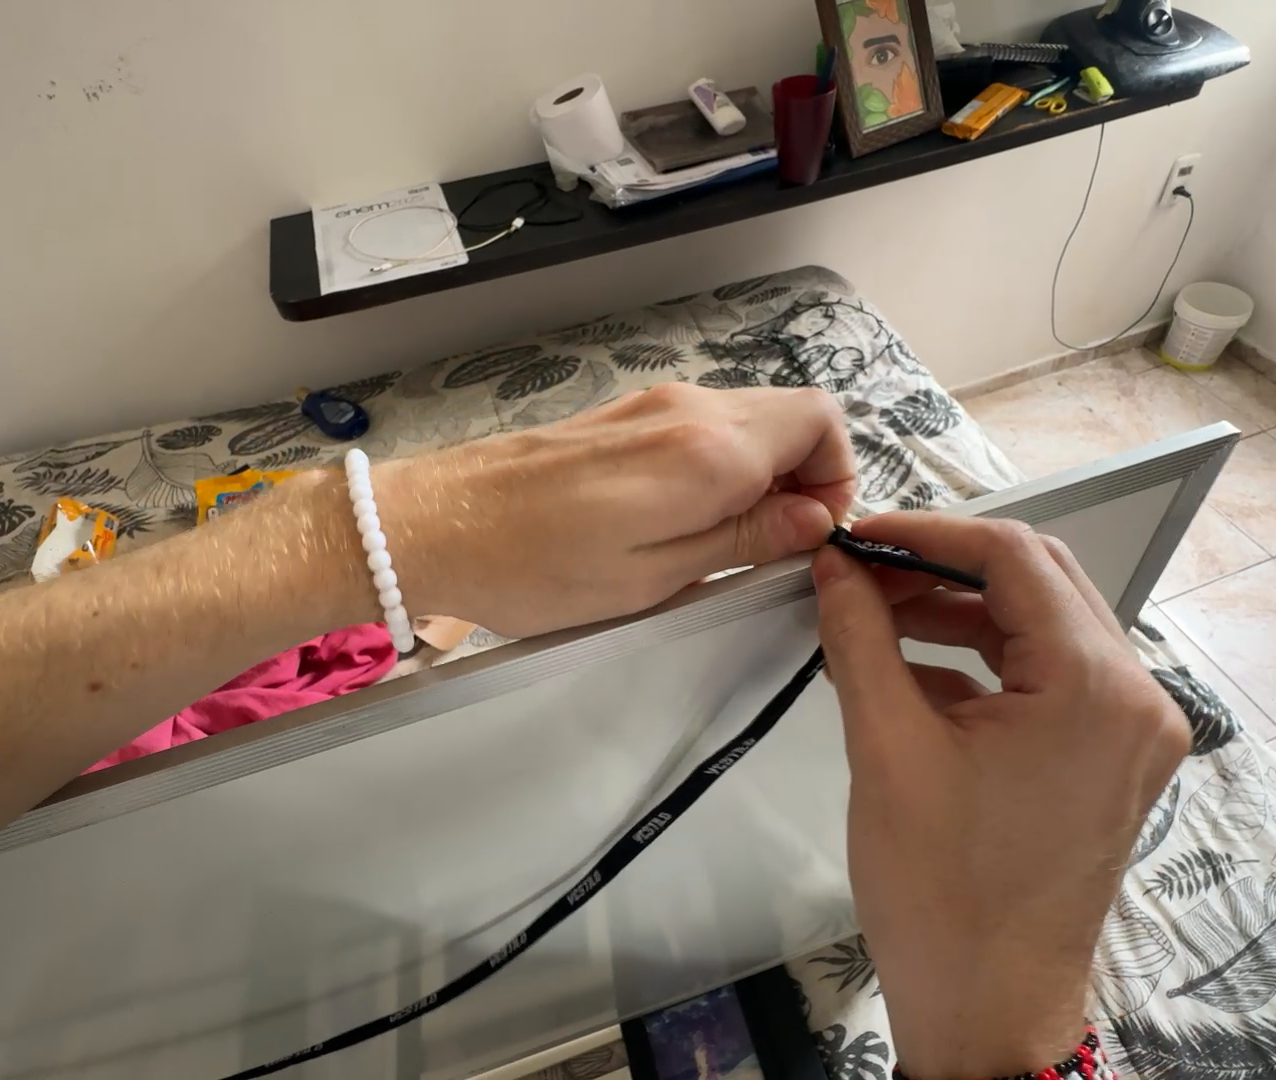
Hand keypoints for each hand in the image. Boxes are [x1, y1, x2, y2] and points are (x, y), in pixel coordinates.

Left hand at [371, 383, 855, 638]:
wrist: (438, 525)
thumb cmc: (539, 568)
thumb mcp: (657, 576)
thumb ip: (747, 539)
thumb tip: (816, 519)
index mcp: (708, 450)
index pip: (820, 422)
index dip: (836, 476)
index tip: (810, 532)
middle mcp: (689, 409)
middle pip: (790, 415)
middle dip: (804, 477)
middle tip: (771, 543)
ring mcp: (654, 404)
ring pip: (748, 422)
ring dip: (760, 475)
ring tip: (722, 538)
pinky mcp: (627, 415)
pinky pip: (703, 429)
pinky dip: (719, 466)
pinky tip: (681, 516)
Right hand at [812, 514, 1189, 1078]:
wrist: (986, 1007)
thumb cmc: (937, 888)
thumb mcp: (886, 744)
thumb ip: (860, 635)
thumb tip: (835, 566)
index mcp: (1093, 688)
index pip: (1014, 556)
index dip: (928, 531)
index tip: (860, 537)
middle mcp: (1133, 696)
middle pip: (1035, 579)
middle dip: (941, 564)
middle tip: (864, 570)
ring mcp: (1127, 727)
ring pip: (1036, 622)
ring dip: (954, 608)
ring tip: (875, 612)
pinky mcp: (1104, 753)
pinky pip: (1039, 671)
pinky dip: (974, 655)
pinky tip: (907, 666)